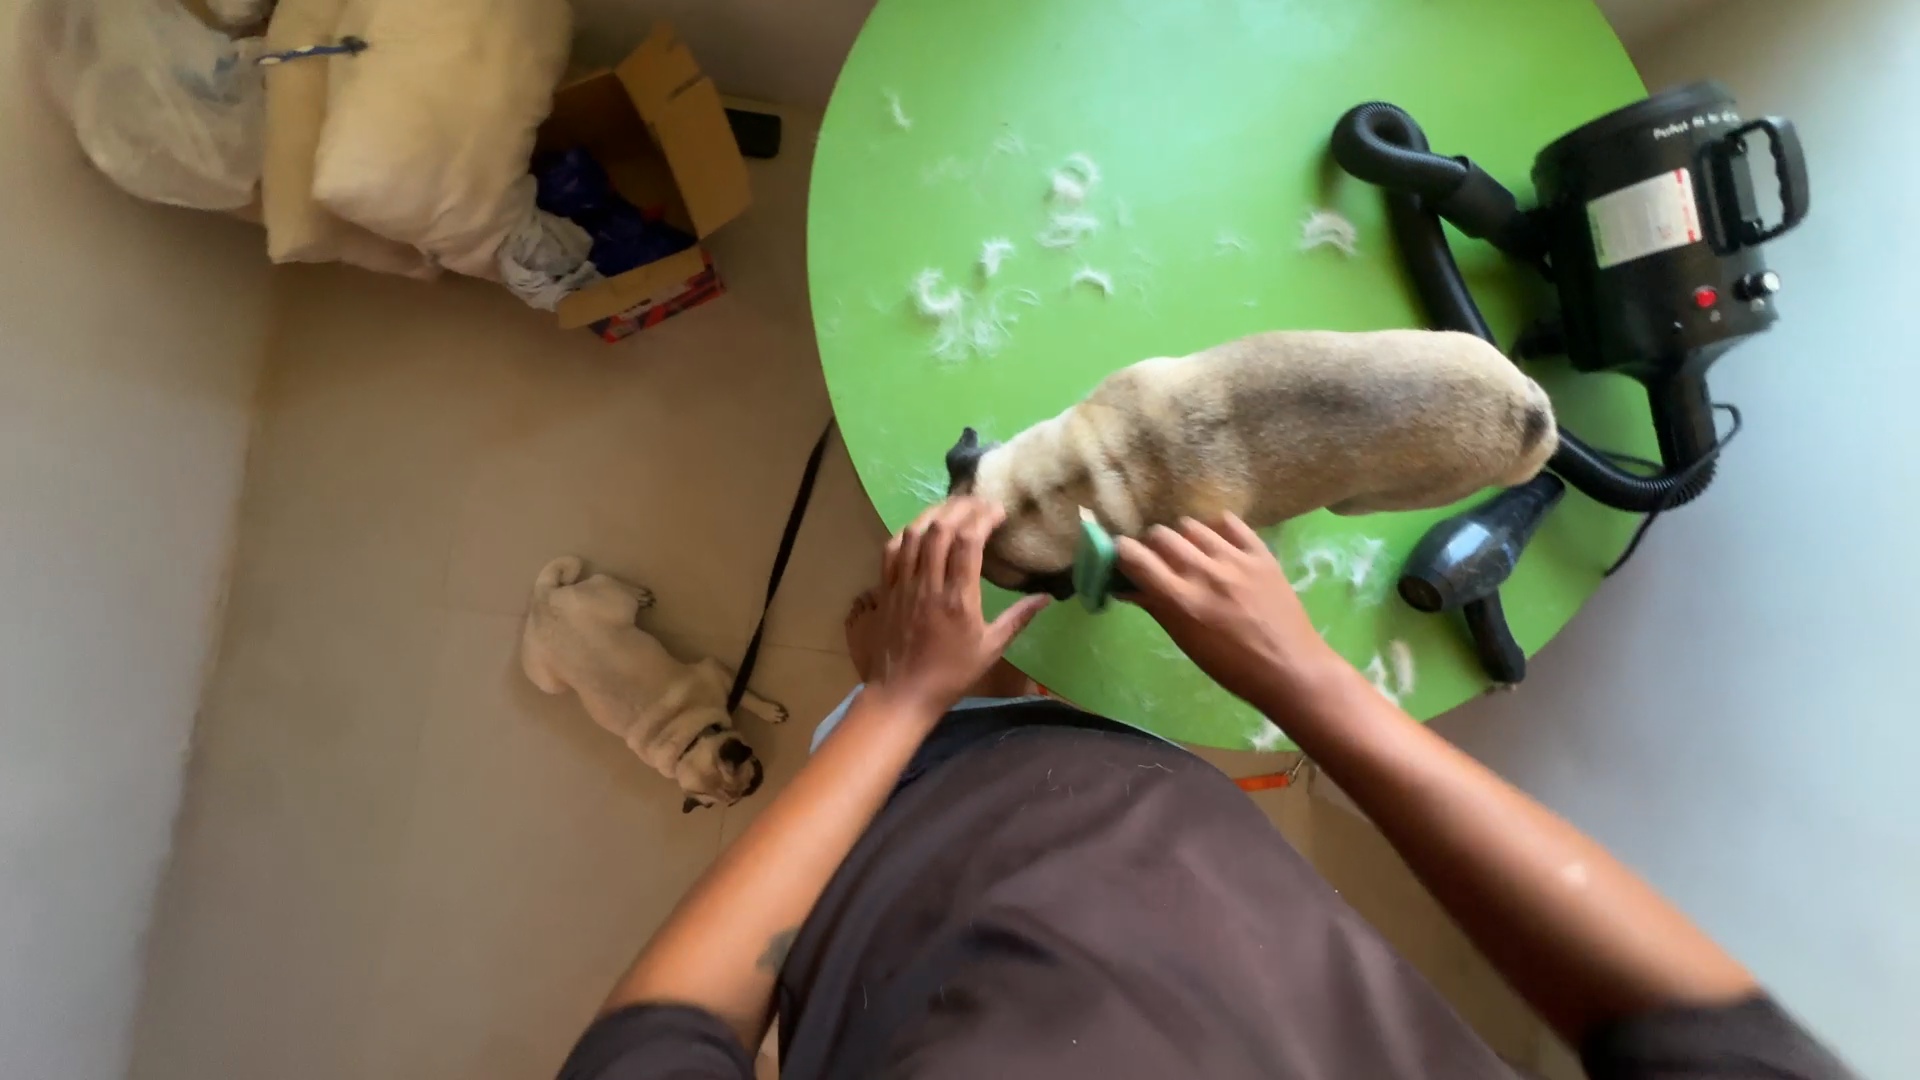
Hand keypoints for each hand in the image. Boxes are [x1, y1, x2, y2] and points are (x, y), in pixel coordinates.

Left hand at [866, 497, 1049, 717]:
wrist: (902, 693)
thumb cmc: (951, 674)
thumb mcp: (991, 649)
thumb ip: (1018, 618)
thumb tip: (1047, 597)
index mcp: (957, 599)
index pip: (967, 542)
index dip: (983, 517)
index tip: (999, 511)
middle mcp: (928, 584)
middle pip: (940, 529)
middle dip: (962, 507)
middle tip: (980, 503)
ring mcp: (903, 584)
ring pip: (915, 533)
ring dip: (935, 513)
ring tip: (955, 507)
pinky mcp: (885, 589)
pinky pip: (892, 549)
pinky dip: (909, 531)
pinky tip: (922, 528)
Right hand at [1117, 515, 1343, 712]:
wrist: (1291, 670)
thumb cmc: (1230, 666)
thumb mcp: (1184, 640)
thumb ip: (1154, 606)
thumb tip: (1125, 586)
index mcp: (1180, 600)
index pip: (1133, 556)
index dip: (1120, 553)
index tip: (1122, 559)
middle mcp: (1204, 572)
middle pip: (1159, 534)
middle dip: (1150, 545)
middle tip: (1157, 561)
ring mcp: (1235, 559)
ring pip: (1190, 525)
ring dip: (1182, 538)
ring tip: (1190, 554)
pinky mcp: (1261, 553)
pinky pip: (1229, 522)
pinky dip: (1216, 529)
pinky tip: (1217, 545)